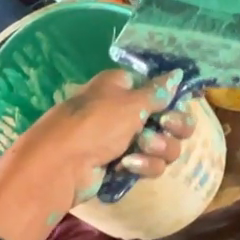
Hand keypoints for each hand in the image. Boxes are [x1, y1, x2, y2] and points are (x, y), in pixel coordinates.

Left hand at [0, 69, 194, 236]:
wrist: (62, 166)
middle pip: (170, 119)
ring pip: (165, 145)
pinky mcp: (125, 165)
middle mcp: (127, 111)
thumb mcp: (130, 103)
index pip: (161, 89)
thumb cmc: (95, 124)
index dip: (173, 99)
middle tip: (165, 126)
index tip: (178, 104)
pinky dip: (144, 165)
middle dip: (172, 126)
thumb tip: (178, 74)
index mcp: (124, 87)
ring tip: (142, 147)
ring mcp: (126, 140)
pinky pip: (150, 164)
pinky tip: (127, 165)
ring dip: (159, 147)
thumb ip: (158, 92)